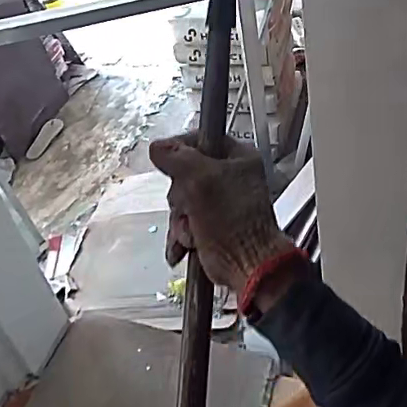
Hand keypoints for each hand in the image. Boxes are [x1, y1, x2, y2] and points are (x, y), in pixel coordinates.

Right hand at [148, 133, 294, 292]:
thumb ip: (178, 158)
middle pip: (184, 174)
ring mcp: (220, 203)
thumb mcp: (202, 180)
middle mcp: (230, 178)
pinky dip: (180, 236)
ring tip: (192, 231)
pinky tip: (185, 245)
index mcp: (238, 158)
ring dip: (180, 220)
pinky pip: (183, 223)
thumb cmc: (236, 224)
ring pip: (181, 201)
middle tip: (190, 205)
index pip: (201, 139)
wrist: (247, 266)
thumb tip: (158, 147)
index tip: (168, 161)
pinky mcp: (211, 225)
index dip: (180, 150)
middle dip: (181, 197)